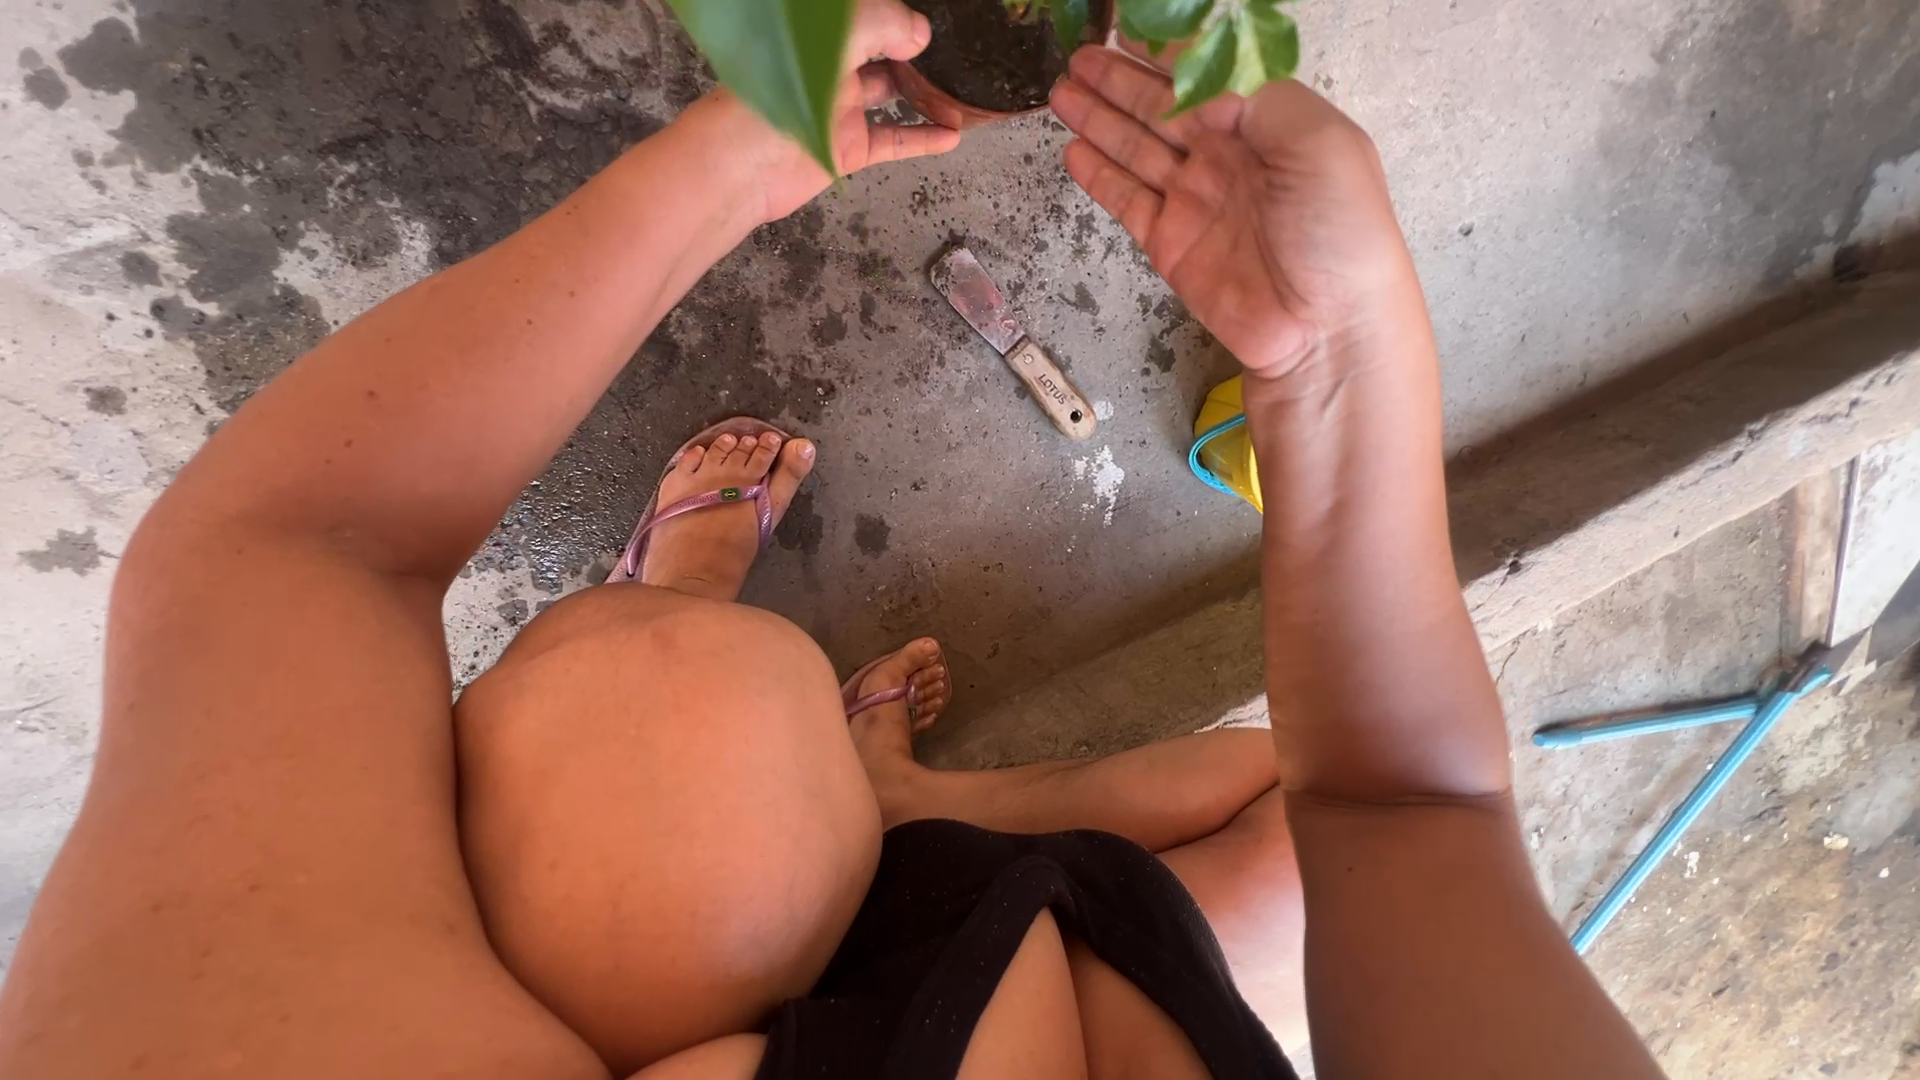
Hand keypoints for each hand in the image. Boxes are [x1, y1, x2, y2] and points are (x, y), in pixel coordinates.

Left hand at [718, 0, 962, 222]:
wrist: (746, 165)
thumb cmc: (779, 93)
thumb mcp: (834, 41)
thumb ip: (881, 25)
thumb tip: (921, 34)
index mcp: (820, 32)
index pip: (865, 13)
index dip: (895, 14)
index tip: (930, 23)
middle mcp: (832, 65)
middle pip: (882, 50)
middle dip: (912, 48)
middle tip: (951, 51)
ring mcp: (842, 109)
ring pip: (891, 94)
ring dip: (924, 92)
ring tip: (959, 88)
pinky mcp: (849, 149)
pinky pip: (894, 139)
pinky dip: (922, 138)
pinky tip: (952, 134)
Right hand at [1050, 47, 1420, 379]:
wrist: (1321, 324)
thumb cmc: (1338, 231)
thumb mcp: (1320, 143)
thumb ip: (1260, 101)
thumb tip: (1200, 92)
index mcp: (1265, 123)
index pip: (1206, 75)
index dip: (1166, 52)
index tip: (1127, 26)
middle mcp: (1225, 156)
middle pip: (1161, 109)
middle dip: (1120, 82)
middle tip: (1080, 59)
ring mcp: (1193, 201)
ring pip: (1136, 150)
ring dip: (1099, 121)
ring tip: (1063, 94)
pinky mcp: (1168, 244)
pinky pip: (1127, 201)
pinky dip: (1100, 178)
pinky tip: (1074, 152)